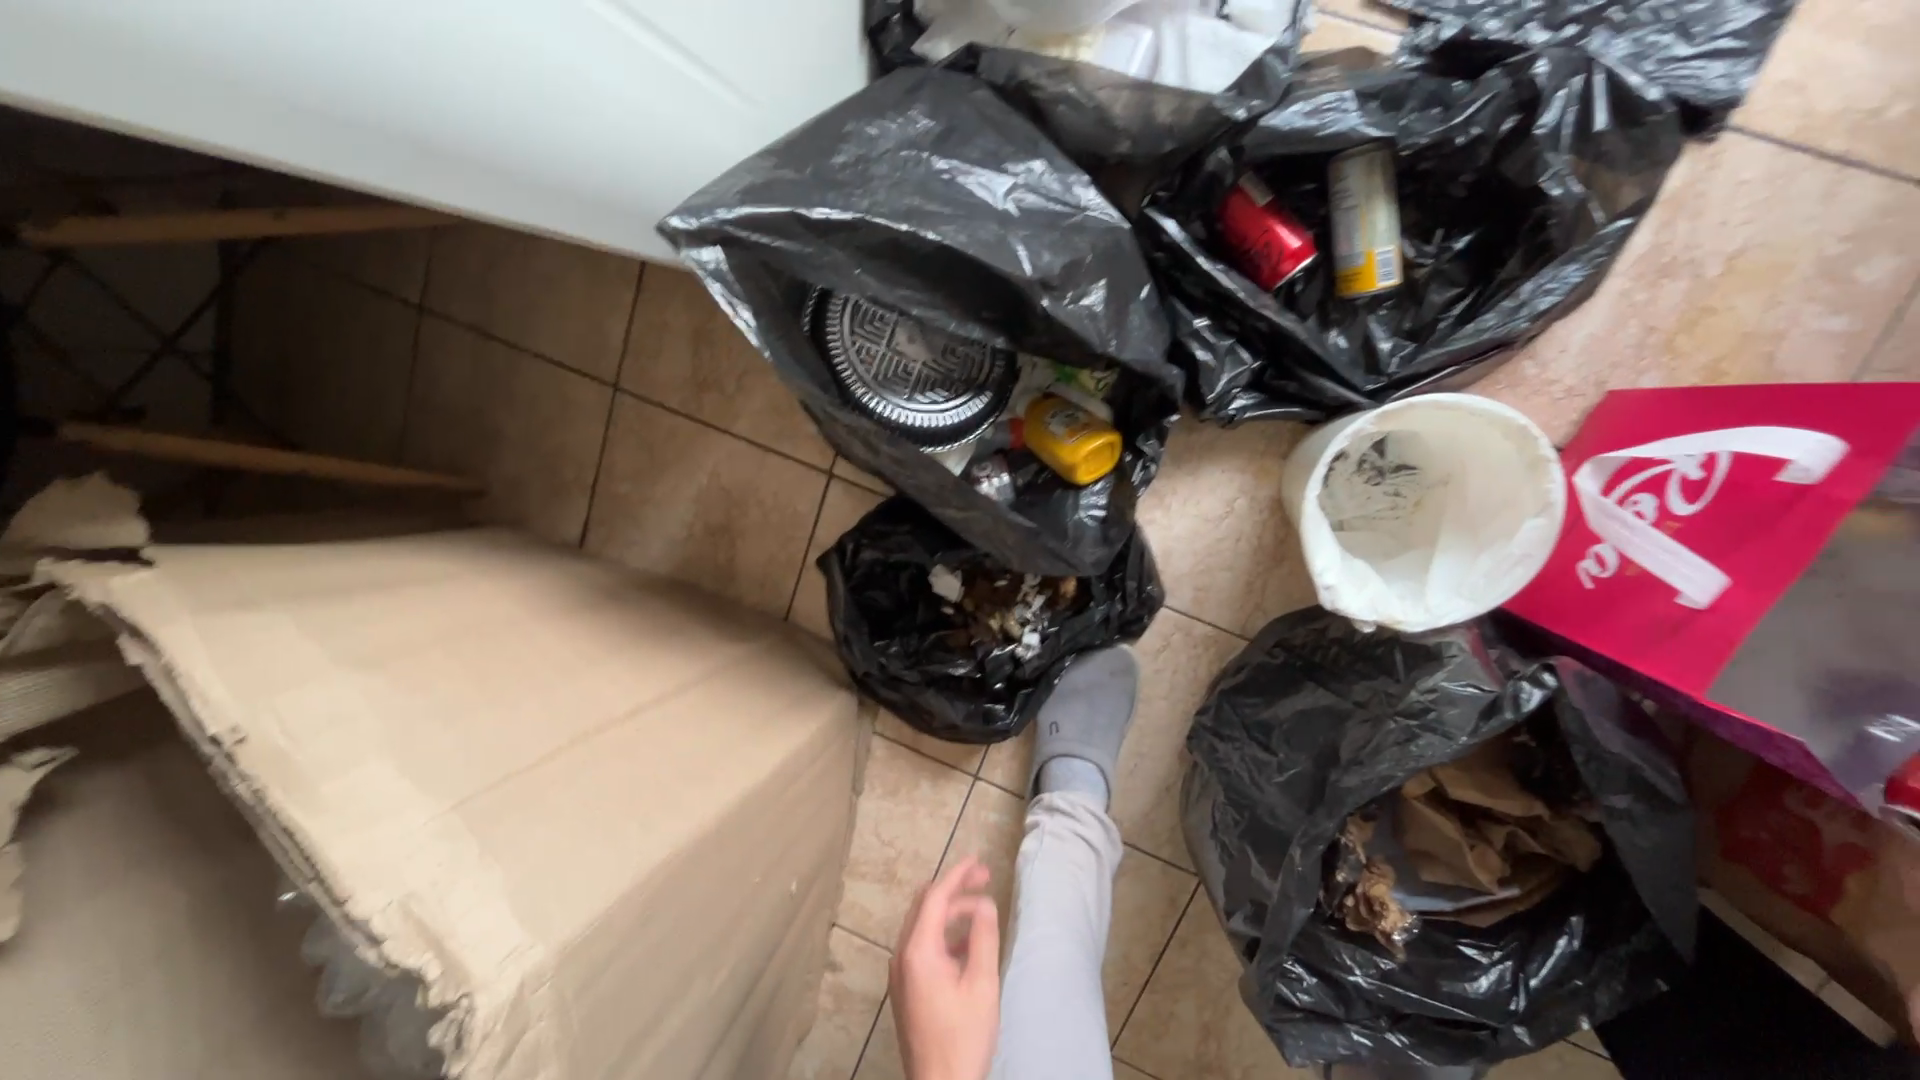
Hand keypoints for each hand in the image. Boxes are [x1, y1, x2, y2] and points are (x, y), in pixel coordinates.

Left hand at [890, 856, 1001, 1079]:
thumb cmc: (963, 1037)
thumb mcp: (982, 985)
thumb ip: (982, 938)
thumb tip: (984, 903)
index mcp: (918, 951)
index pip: (936, 897)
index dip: (958, 874)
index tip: (979, 860)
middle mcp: (902, 956)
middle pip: (926, 906)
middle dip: (954, 888)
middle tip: (985, 880)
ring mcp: (900, 973)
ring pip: (923, 925)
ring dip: (950, 911)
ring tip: (980, 908)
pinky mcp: (905, 988)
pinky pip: (921, 946)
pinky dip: (943, 933)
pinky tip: (967, 943)